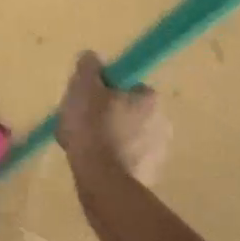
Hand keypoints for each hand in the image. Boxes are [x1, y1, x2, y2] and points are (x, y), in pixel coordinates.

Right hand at [57, 52, 172, 188]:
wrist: (104, 183)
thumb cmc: (94, 128)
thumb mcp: (84, 88)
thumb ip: (88, 68)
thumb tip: (92, 57)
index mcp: (150, 100)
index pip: (128, 86)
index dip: (104, 89)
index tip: (86, 97)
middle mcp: (162, 124)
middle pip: (125, 111)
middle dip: (102, 114)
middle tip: (78, 121)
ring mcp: (157, 154)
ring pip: (123, 136)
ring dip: (103, 137)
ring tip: (77, 144)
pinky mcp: (147, 177)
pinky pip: (123, 159)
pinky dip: (107, 158)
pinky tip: (87, 161)